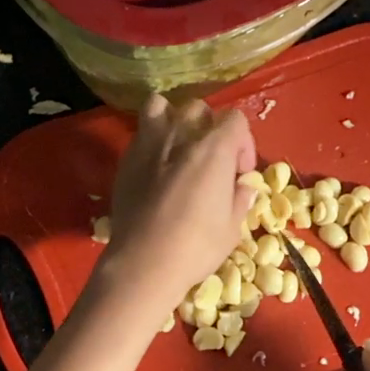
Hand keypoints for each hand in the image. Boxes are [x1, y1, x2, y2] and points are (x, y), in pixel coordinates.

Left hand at [103, 95, 257, 304]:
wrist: (144, 263)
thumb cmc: (195, 248)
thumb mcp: (231, 230)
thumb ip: (239, 201)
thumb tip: (243, 189)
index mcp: (214, 148)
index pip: (235, 120)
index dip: (243, 144)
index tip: (240, 173)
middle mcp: (181, 134)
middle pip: (199, 110)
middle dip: (209, 130)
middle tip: (211, 163)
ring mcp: (149, 143)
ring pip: (162, 107)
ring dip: (174, 121)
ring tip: (178, 149)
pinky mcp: (126, 160)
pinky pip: (140, 133)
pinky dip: (151, 141)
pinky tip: (155, 168)